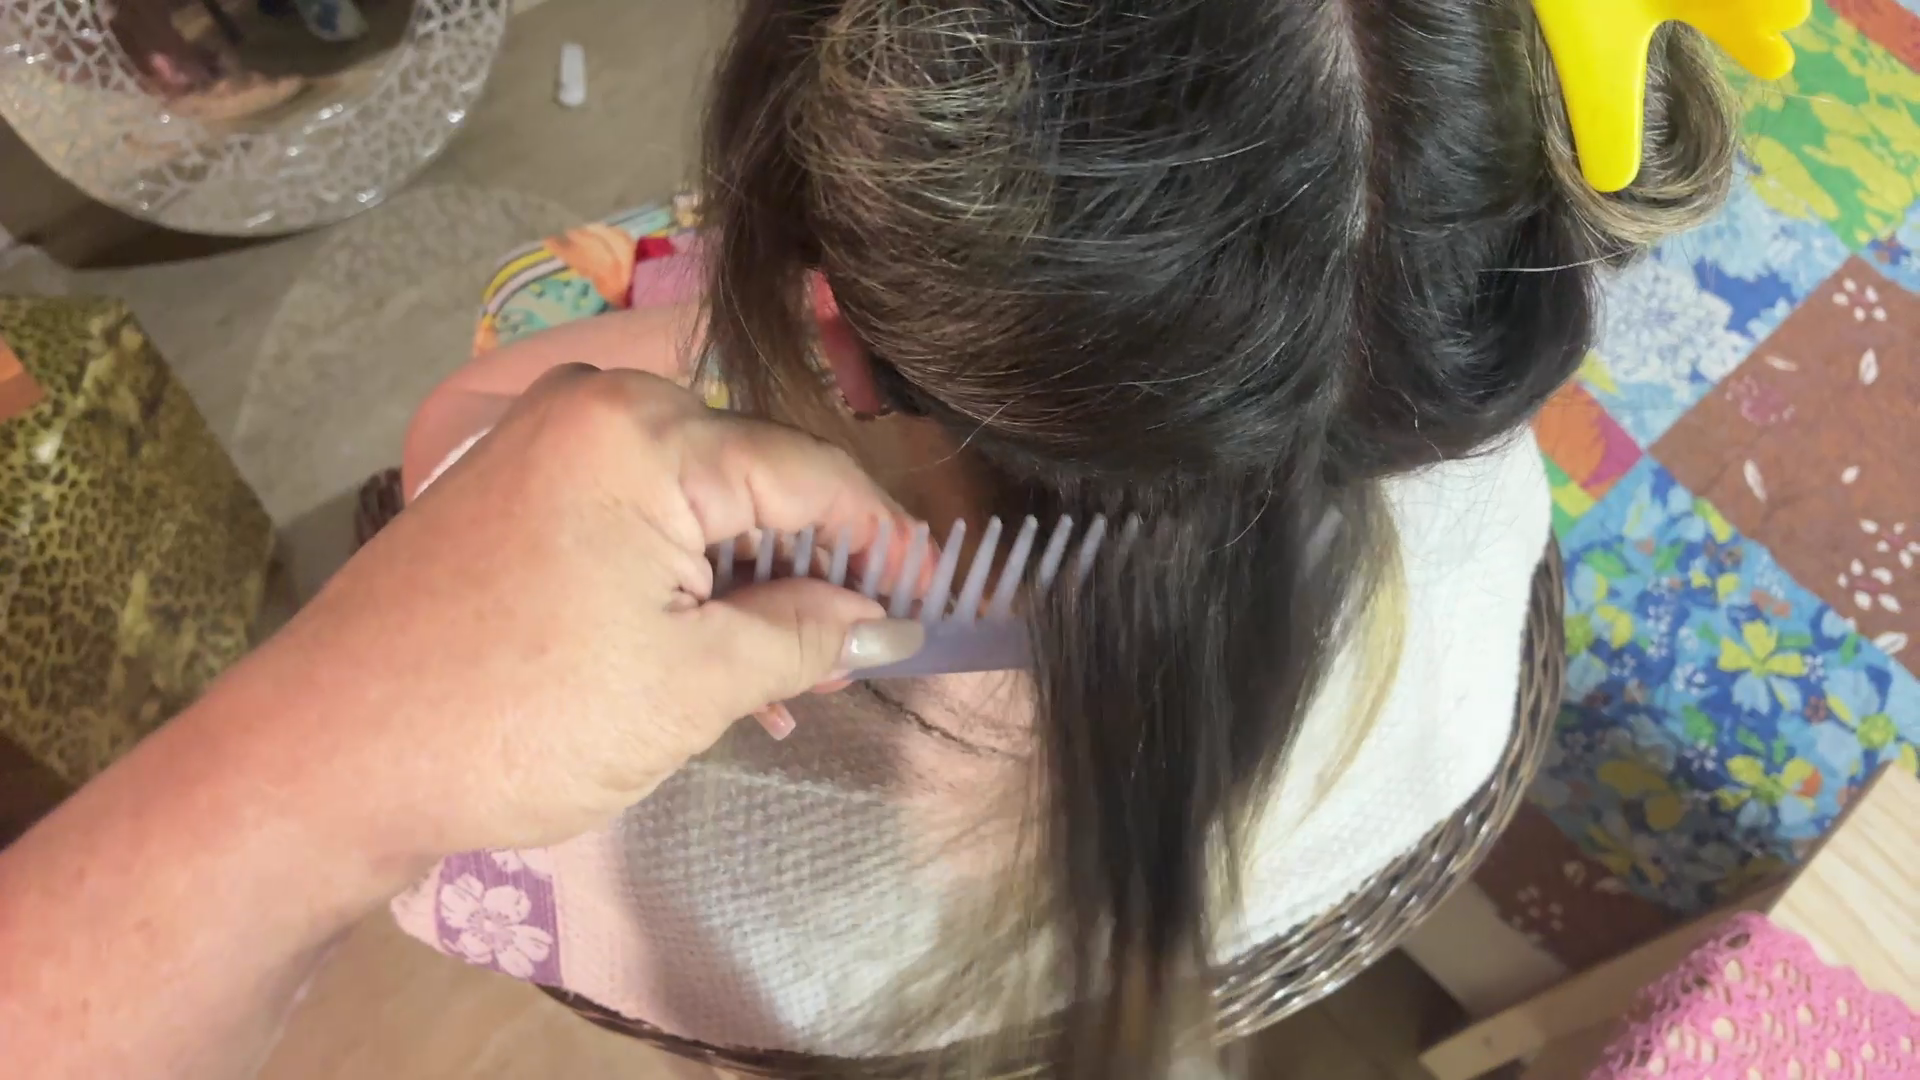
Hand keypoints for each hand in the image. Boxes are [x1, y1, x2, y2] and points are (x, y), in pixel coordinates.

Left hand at [238, 366, 925, 864]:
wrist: (313, 771)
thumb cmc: (521, 720)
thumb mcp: (693, 684)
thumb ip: (808, 638)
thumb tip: (888, 623)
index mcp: (647, 436)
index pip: (808, 475)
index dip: (882, 536)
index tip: (932, 588)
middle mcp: (603, 412)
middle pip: (757, 487)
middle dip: (816, 571)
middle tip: (860, 643)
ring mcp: (558, 447)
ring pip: (706, 513)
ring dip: (757, 592)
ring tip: (797, 674)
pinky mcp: (532, 493)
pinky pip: (649, 525)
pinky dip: (695, 586)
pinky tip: (723, 658)